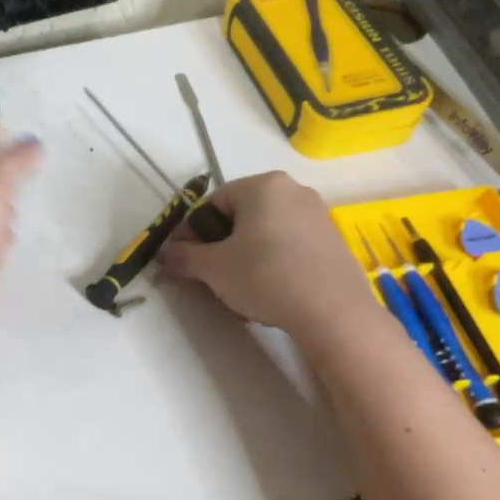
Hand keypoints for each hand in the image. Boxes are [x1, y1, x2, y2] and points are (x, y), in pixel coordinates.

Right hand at [160, 171, 377, 338]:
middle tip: (206, 274)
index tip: (180, 259)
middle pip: (241, 216)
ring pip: (265, 233)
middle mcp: (294, 191)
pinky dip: (271, 263)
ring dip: (243, 256)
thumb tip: (166, 255)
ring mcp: (318, 216)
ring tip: (236, 288)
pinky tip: (268, 292)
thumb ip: (183, 257)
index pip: (212, 203)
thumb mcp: (213, 268)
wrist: (333, 312)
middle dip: (219, 245)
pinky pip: (289, 246)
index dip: (190, 233)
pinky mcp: (333, 242)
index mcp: (263, 186)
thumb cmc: (266, 277)